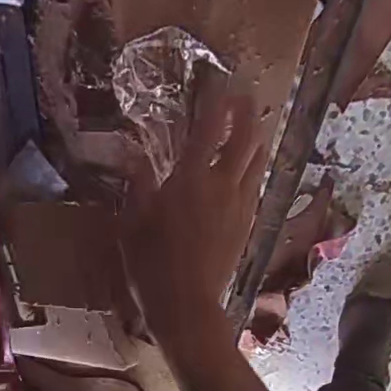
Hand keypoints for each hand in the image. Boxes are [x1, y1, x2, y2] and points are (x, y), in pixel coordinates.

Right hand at [117, 73, 266, 350]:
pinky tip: (245, 171)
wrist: (186, 306)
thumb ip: (136, 185)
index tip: (218, 84)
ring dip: (256, 138)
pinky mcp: (246, 224)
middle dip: (247, 111)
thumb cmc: (151, 267)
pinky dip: (253, 169)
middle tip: (243, 98)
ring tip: (251, 128)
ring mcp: (240, 204)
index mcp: (189, 180)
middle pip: (247, 136)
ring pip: (258, 159)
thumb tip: (132, 155)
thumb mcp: (131, 225)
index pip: (210, 126)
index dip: (217, 101)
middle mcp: (222, 184)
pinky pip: (255, 185)